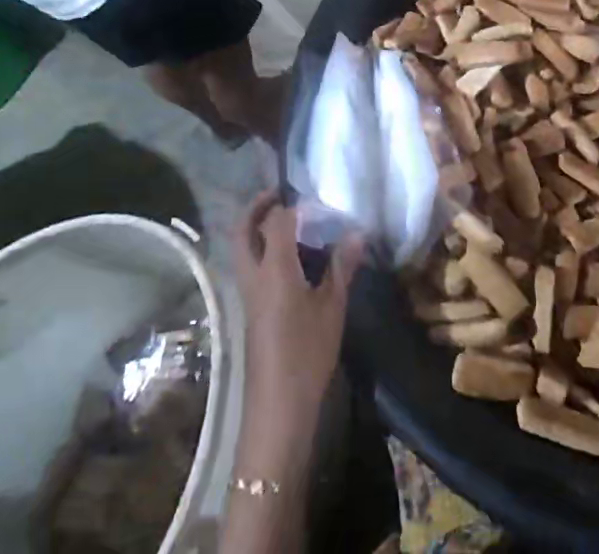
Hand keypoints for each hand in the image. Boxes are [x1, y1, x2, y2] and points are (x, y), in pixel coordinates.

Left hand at [233, 191, 362, 422]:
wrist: (278, 403)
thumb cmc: (308, 351)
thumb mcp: (333, 307)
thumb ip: (342, 266)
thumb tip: (357, 233)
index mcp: (274, 268)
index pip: (276, 221)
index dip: (293, 205)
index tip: (314, 199)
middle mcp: (253, 274)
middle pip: (242, 229)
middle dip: (257, 207)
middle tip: (279, 195)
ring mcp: (246, 293)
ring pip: (241, 248)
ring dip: (255, 228)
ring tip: (287, 223)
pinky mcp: (248, 308)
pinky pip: (248, 266)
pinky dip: (261, 250)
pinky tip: (289, 260)